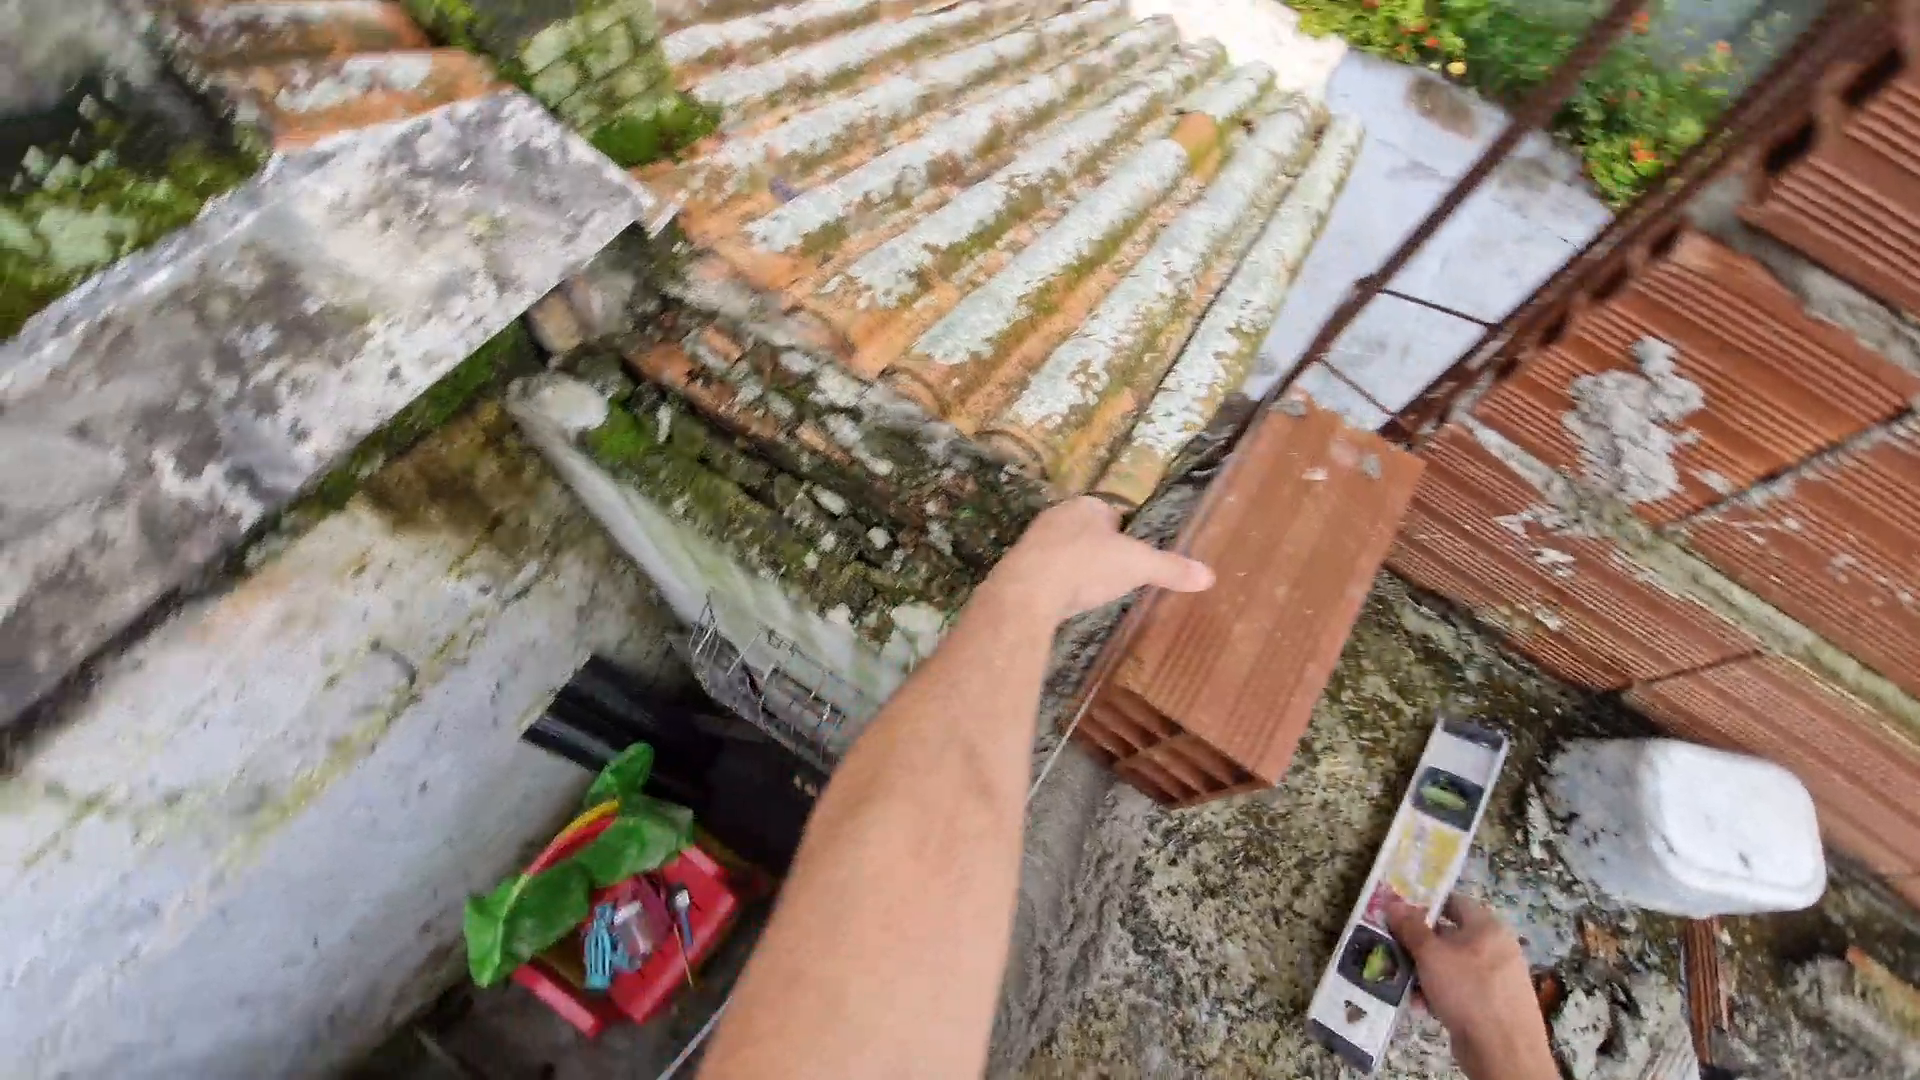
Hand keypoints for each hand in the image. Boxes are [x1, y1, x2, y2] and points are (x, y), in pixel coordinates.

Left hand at [985, 497, 1213, 622]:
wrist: (1027, 592)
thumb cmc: (1086, 566)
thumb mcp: (1137, 566)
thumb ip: (1170, 568)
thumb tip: (1209, 575)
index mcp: (1085, 506)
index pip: (1111, 512)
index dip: (1124, 530)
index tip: (1134, 552)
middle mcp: (1055, 517)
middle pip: (1085, 531)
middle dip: (1099, 549)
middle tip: (1115, 573)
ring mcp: (1033, 543)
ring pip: (1063, 551)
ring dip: (1076, 567)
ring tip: (1091, 589)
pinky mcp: (1018, 570)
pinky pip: (1045, 574)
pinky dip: (1057, 585)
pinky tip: (1065, 601)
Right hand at [1386, 895, 1556, 1079]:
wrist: (1505, 1056)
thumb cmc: (1467, 991)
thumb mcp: (1430, 954)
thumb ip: (1410, 926)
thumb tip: (1392, 901)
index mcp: (1489, 929)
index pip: (1453, 901)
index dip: (1424, 902)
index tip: (1397, 910)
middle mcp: (1497, 949)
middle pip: (1448, 934)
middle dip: (1417, 942)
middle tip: (1392, 945)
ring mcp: (1497, 979)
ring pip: (1451, 963)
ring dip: (1423, 970)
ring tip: (1402, 980)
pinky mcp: (1493, 1005)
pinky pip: (1460, 988)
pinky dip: (1439, 991)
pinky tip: (1421, 1004)